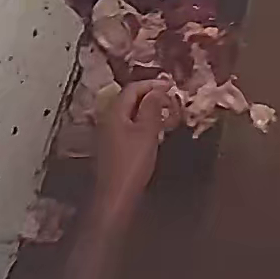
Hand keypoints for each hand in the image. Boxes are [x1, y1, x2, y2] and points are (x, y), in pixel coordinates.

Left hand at [93, 79, 175, 215]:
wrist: (116, 194)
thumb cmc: (132, 162)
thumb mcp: (147, 131)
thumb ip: (152, 107)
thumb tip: (157, 89)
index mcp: (115, 112)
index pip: (132, 88)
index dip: (152, 84)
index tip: (171, 86)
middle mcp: (108, 118)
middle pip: (129, 99)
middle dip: (150, 95)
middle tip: (170, 99)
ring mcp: (108, 133)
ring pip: (130, 113)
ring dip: (148, 110)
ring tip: (167, 113)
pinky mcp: (113, 146)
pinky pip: (129, 126)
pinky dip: (143, 123)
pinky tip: (155, 132)